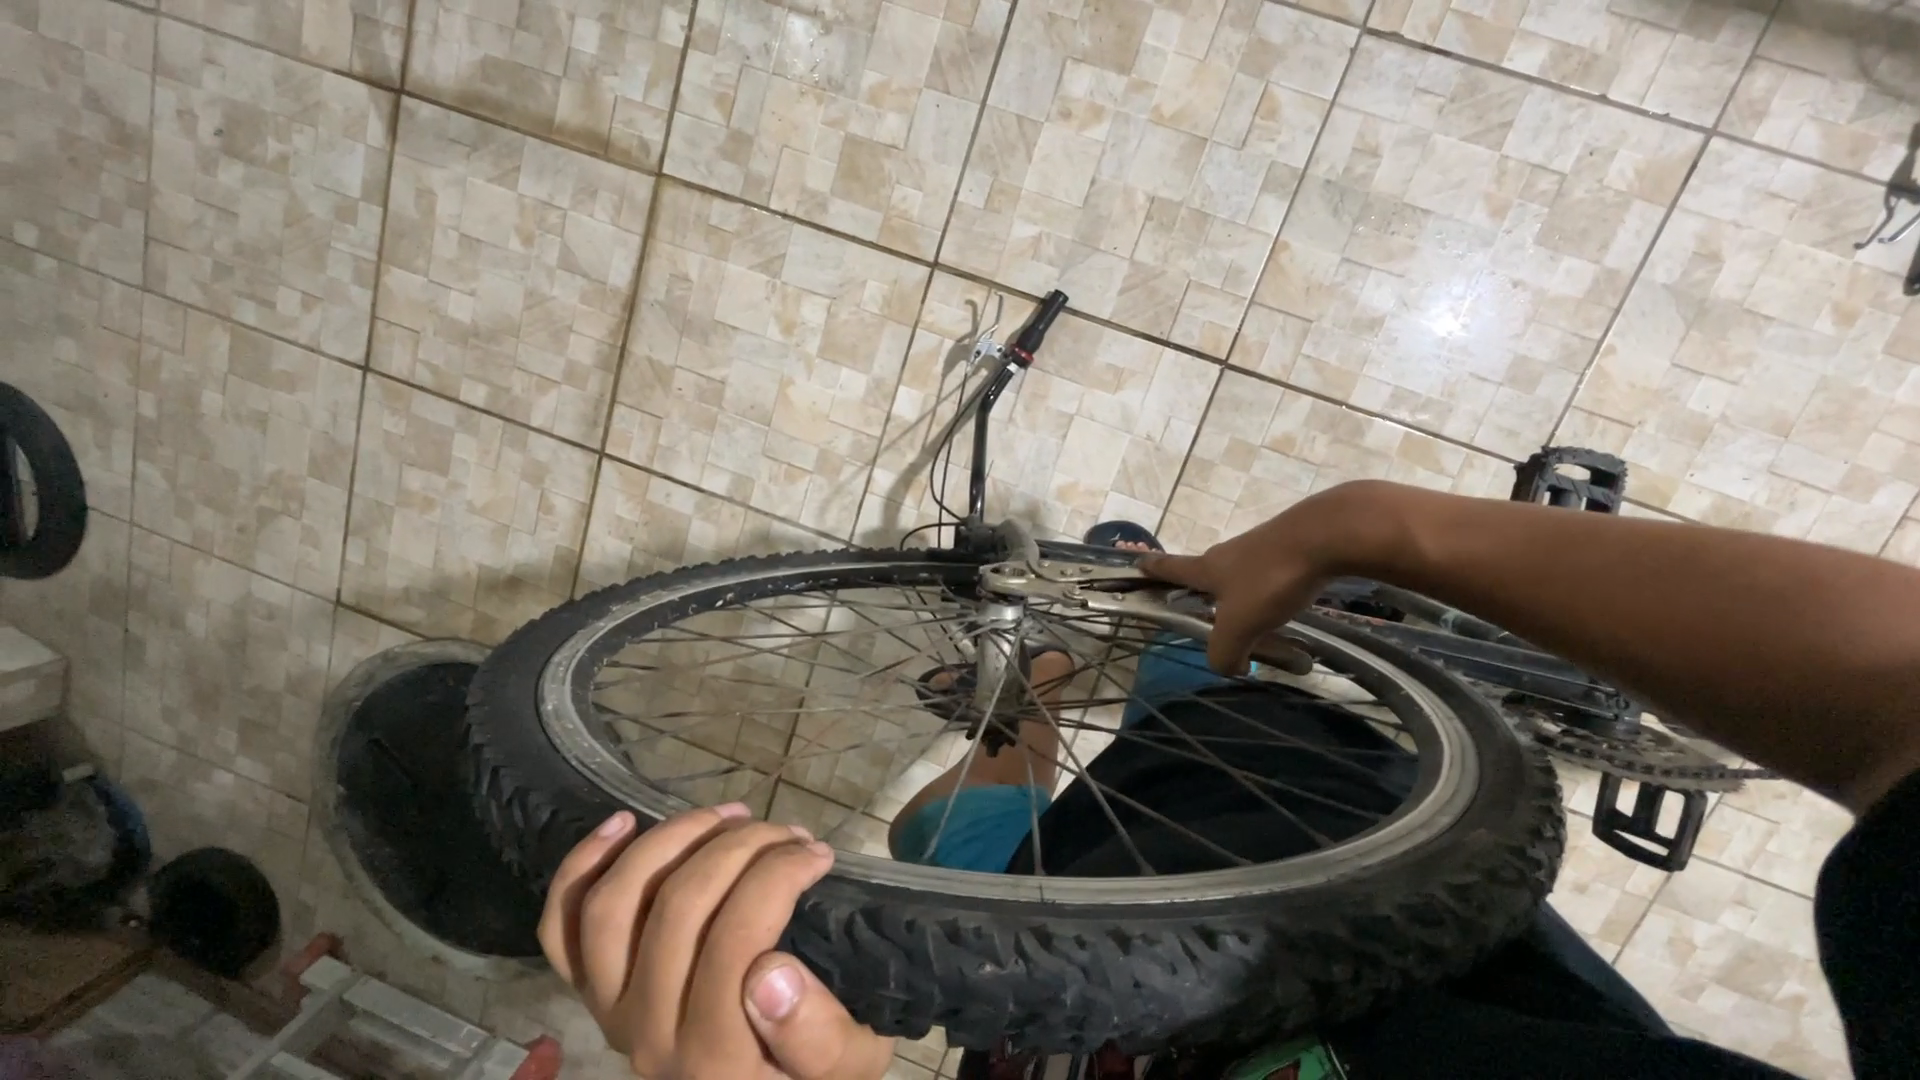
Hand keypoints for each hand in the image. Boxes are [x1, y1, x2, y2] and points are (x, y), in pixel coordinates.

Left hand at [540, 804, 896, 1079]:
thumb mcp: (846, 1067)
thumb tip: (770, 974)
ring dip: (673, 839)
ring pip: (614, 904)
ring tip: (732, 816)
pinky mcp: (592, 992)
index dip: (779, 876)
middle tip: (788, 831)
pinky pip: (562, 926)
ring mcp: (610, 1011)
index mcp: (715, 1058)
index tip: (819, 854)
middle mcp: (648, 1036)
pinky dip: (583, 865)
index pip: (736, 939)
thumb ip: (820, 1039)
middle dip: (742, 846)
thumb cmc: (809, 1073)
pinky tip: (625, 823)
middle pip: (678, 908)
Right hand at [1140, 481, 1396, 675]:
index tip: (1138, 562)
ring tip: (1252, 611)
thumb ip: (1225, 652)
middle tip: (1201, 601)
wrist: (1327, 535)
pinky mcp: (1292, 545)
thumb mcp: (1240, 625)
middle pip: (1208, 569)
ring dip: (1241, 589)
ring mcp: (1261, 545)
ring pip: (1242, 570)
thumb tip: (1229, 667)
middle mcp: (1229, 553)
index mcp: (1208, 568)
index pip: (1172, 568)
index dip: (1154, 568)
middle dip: (1201, 584)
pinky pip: (1272, 570)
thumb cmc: (1271, 579)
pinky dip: (1272, 586)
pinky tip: (1287, 598)